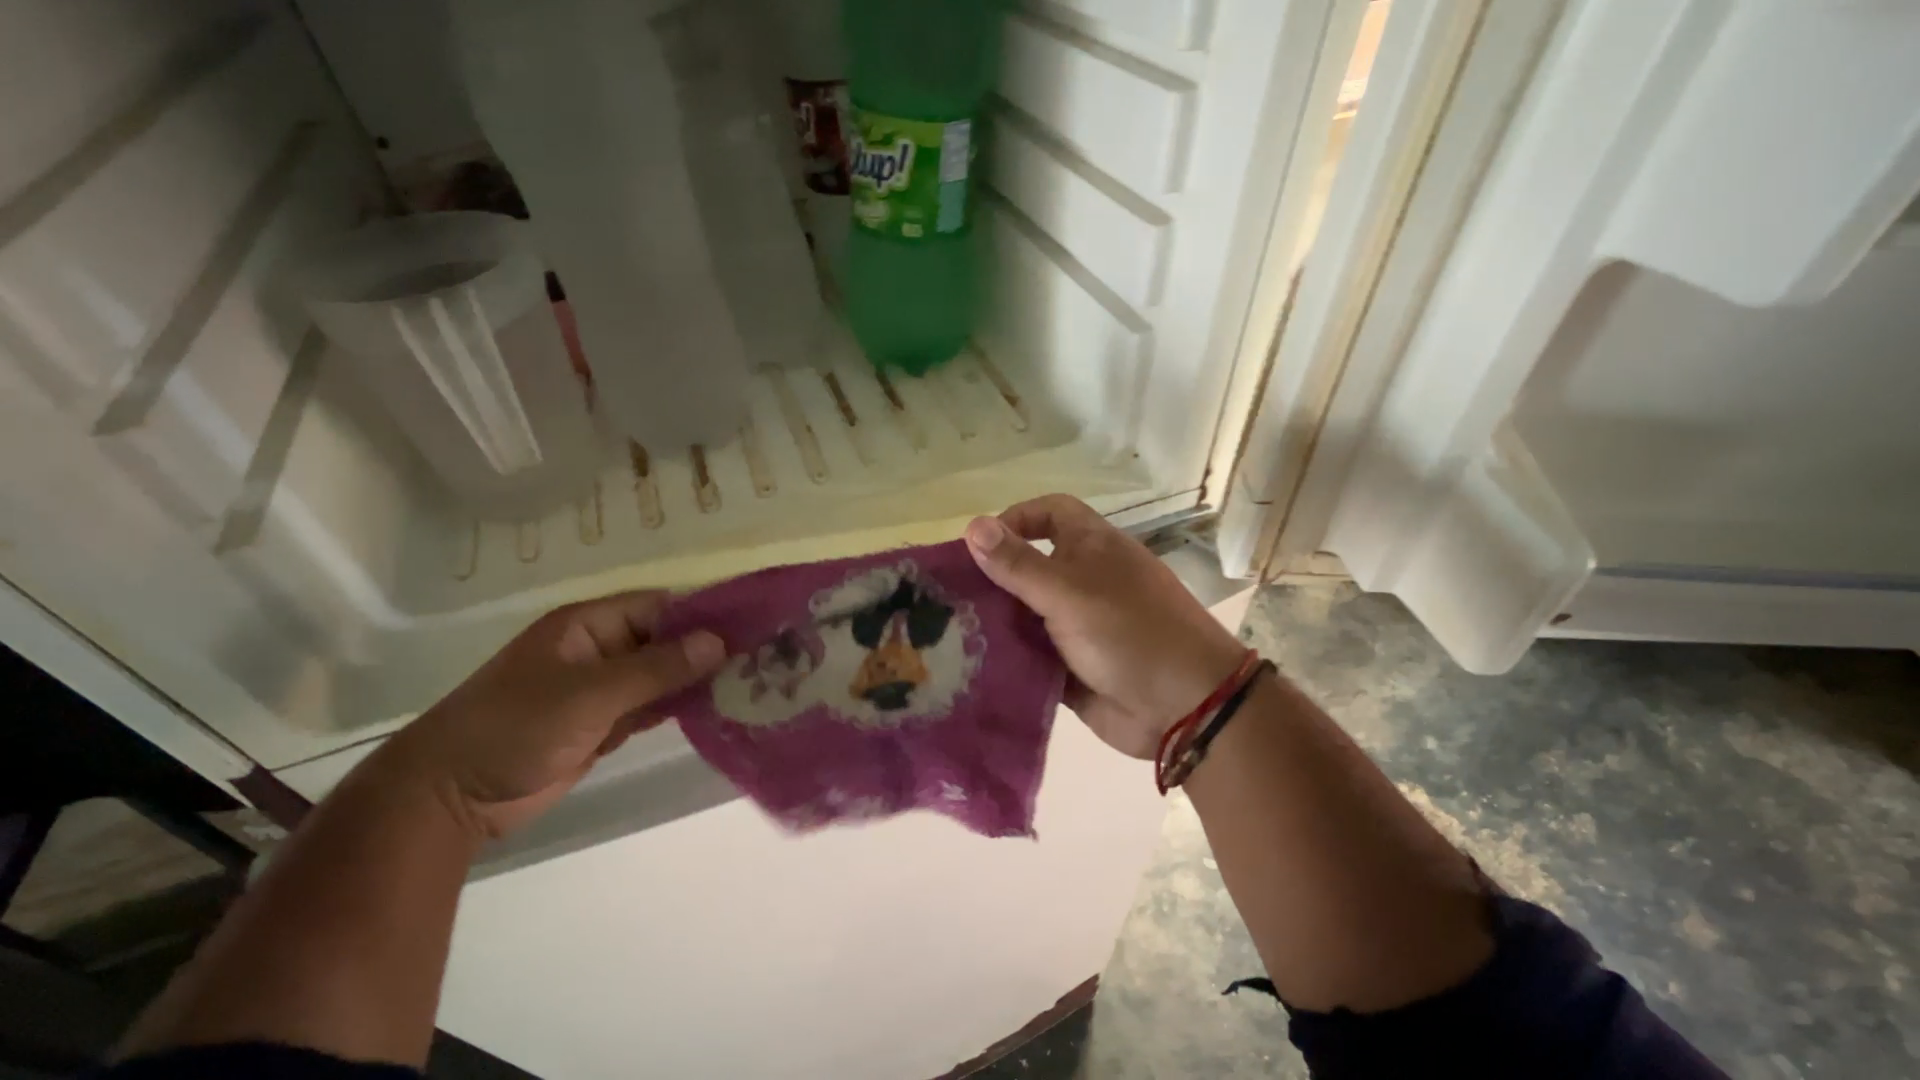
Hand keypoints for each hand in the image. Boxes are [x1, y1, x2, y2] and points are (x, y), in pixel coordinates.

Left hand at [377, 591, 725, 840]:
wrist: (451, 795)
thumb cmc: (514, 728)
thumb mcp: (588, 694)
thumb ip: (655, 668)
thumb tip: (718, 641)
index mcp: (589, 625)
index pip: (660, 606)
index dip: (705, 613)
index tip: (756, 624)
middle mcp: (600, 650)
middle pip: (666, 641)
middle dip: (710, 649)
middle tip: (769, 659)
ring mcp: (602, 690)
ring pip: (663, 677)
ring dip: (700, 682)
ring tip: (758, 683)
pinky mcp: (603, 726)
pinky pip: (652, 709)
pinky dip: (682, 710)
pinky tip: (721, 711)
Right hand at [965, 495, 1245, 758]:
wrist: (1184, 708)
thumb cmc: (1131, 633)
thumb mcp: (1070, 592)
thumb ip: (1019, 564)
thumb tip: (972, 525)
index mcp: (1092, 548)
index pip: (1051, 513)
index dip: (1017, 518)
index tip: (979, 546)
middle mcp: (1083, 582)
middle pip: (1028, 567)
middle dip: (991, 579)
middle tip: (944, 598)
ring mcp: (1077, 627)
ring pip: (1024, 616)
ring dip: (993, 624)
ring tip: (945, 634)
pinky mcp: (1071, 669)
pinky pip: (1030, 658)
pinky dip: (1006, 661)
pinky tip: (968, 668)